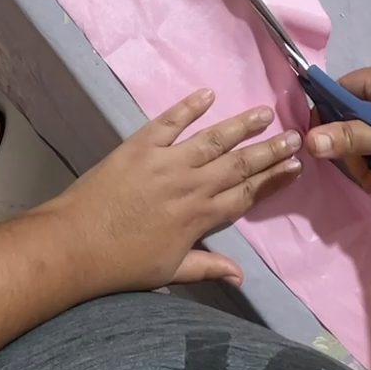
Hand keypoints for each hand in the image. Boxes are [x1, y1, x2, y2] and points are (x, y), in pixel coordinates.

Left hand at [40, 89, 303, 291]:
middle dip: (270, 149)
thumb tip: (242, 276)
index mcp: (200, 217)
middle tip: (295, 135)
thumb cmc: (121, 265)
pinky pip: (170, 122)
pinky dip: (188, 106)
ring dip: (241, 125)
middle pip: (239, 164)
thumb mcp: (170, 272)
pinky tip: (207, 93)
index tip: (296, 166)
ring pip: (213, 139)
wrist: (74, 244)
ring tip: (264, 112)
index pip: (247, 195)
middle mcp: (192, 185)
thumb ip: (207, 267)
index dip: (273, 180)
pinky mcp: (140, 147)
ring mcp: (167, 162)